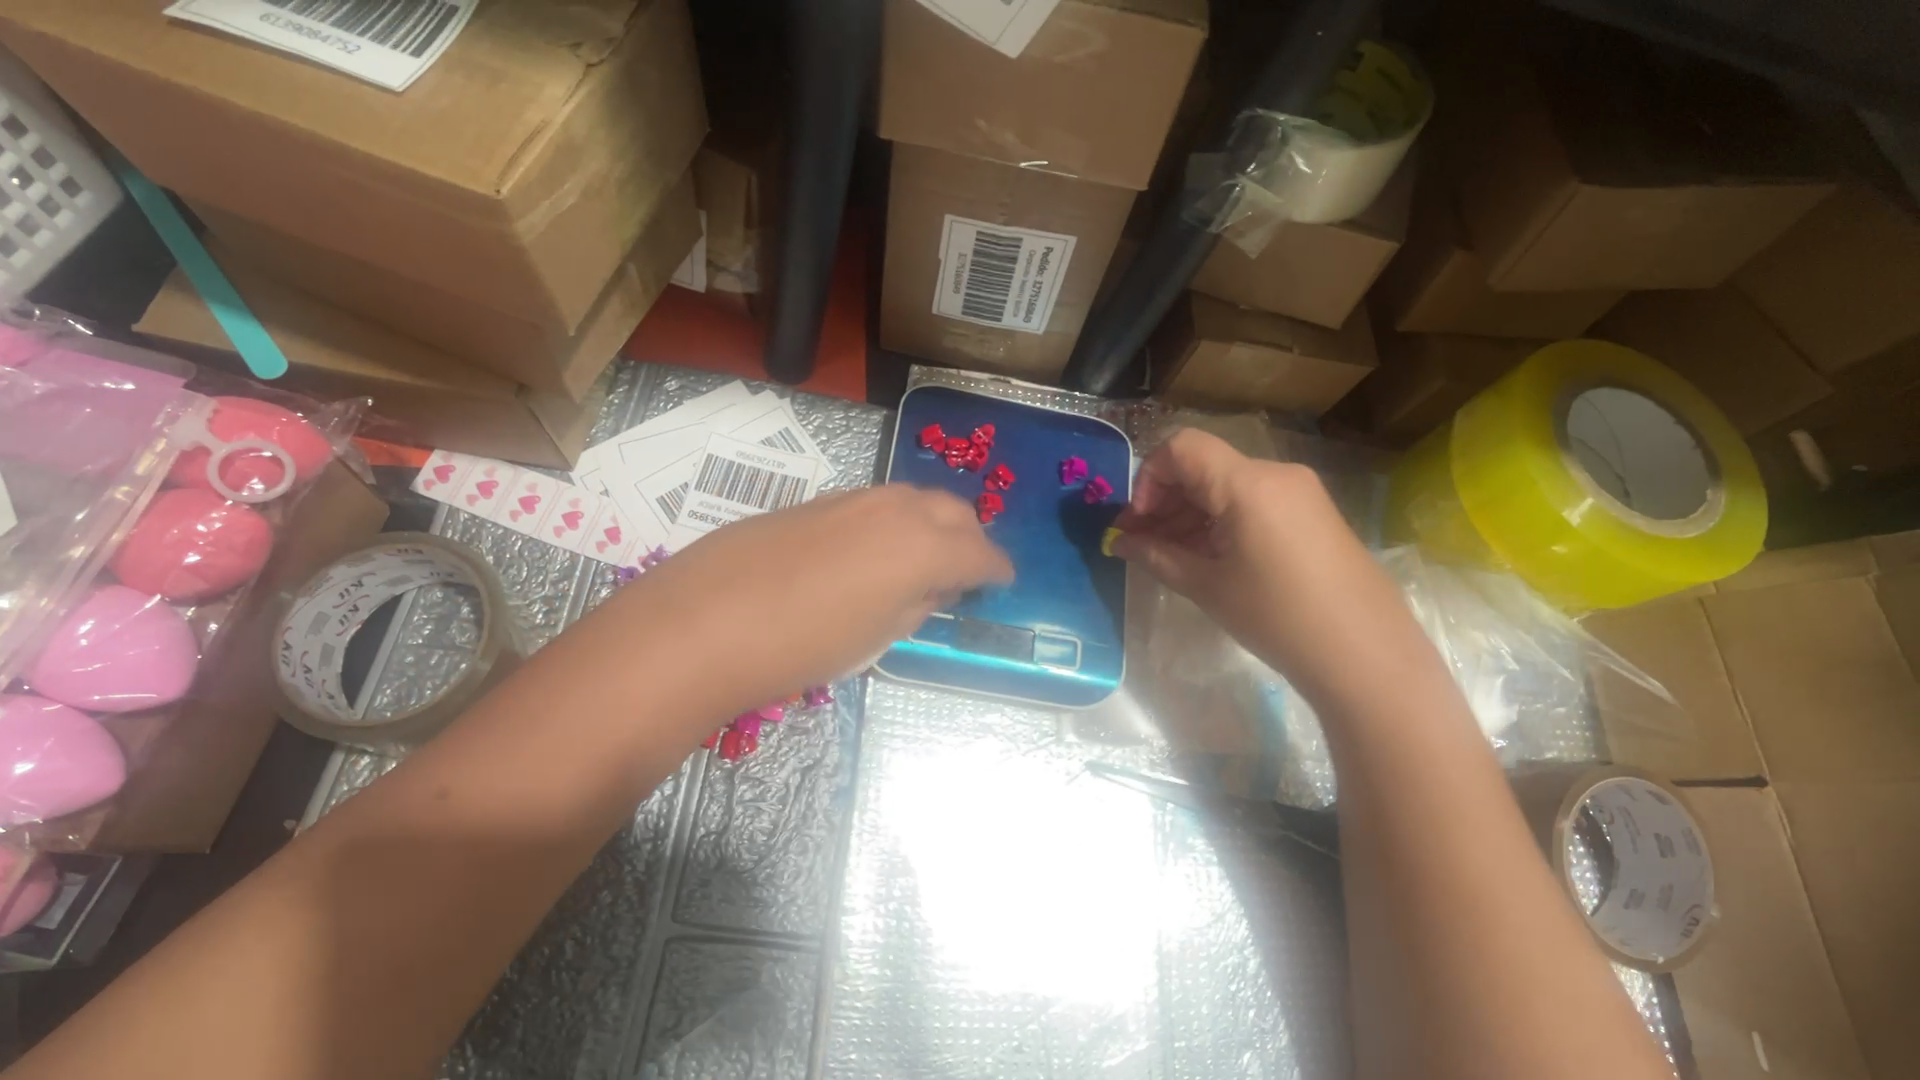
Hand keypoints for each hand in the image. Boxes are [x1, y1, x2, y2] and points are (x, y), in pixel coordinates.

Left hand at [613, 485, 1012, 710]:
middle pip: (953, 512)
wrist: (702, 623)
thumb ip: (915, 606)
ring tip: (917, 563)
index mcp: (924, 546)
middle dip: (969, 538)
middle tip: (964, 572)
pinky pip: (871, 505)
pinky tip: (867, 555)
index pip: (980, 553)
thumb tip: (932, 588)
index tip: (1002, 583)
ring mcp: (851, 499)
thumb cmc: (803, 647)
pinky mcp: (814, 503)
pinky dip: (888, 524)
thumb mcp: (876, 639)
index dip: (997, 570)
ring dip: (928, 525)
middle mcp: (895, 509)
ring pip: (911, 500)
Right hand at [1112, 429, 1410, 693]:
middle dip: (1166, 501)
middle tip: (1142, 545)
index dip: (1149, 478)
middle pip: (1203, 467)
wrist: (1365, 653)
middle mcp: (1275, 474)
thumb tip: (1120, 542)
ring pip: (1227, 486)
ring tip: (1172, 558)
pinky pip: (1253, 503)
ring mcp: (1299, 493)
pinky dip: (1222, 522)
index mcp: (1247, 484)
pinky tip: (1210, 560)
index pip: (1181, 448)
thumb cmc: (1277, 617)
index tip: (1139, 523)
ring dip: (1191, 514)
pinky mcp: (1312, 514)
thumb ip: (1156, 555)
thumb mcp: (1206, 586)